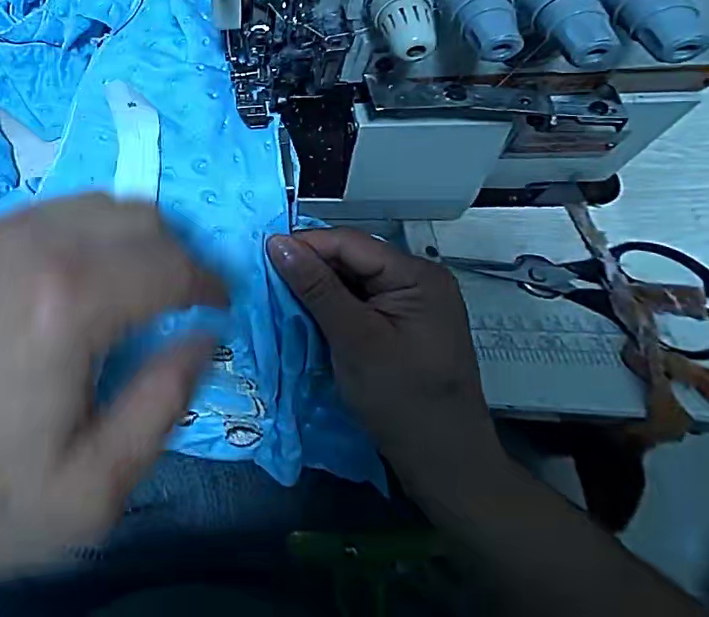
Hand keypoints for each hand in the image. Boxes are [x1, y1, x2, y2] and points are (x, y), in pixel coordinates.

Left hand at [0, 195, 226, 603]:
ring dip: (136, 238)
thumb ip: (164, 401)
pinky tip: (84, 279)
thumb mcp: (92, 489)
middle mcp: (35, 244)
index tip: (220, 309)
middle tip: (181, 303)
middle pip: (141, 216)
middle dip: (176, 255)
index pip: (169, 264)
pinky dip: (92, 233)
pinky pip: (59, 211)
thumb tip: (203, 337)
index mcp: (67, 302)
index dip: (208, 284)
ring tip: (138, 288)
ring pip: (102, 203)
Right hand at [267, 229, 493, 460]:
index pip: (350, 243)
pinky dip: (333, 307)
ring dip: (319, 288)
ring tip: (279, 295)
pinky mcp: (403, 324)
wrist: (446, 466)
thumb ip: (316, 288)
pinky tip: (308, 316)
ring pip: (354, 280)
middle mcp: (418, 279)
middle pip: (352, 258)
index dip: (306, 245)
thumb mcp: (354, 341)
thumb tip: (277, 242)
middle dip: (310, 267)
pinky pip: (361, 301)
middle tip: (266, 278)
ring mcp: (413, 303)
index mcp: (417, 275)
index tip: (262, 255)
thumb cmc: (403, 401)